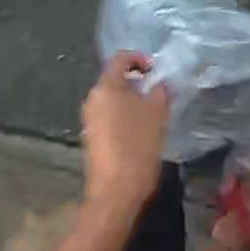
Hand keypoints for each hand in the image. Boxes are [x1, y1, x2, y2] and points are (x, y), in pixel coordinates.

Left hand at [80, 52, 170, 205]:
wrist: (115, 192)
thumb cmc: (137, 146)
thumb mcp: (156, 115)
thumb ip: (159, 93)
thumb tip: (159, 83)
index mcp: (106, 86)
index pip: (120, 58)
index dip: (138, 58)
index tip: (155, 70)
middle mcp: (93, 97)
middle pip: (114, 78)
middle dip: (136, 82)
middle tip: (156, 93)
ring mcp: (90, 118)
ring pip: (112, 98)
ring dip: (130, 100)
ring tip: (151, 114)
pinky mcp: (91, 137)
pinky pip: (108, 116)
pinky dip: (123, 116)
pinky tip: (138, 132)